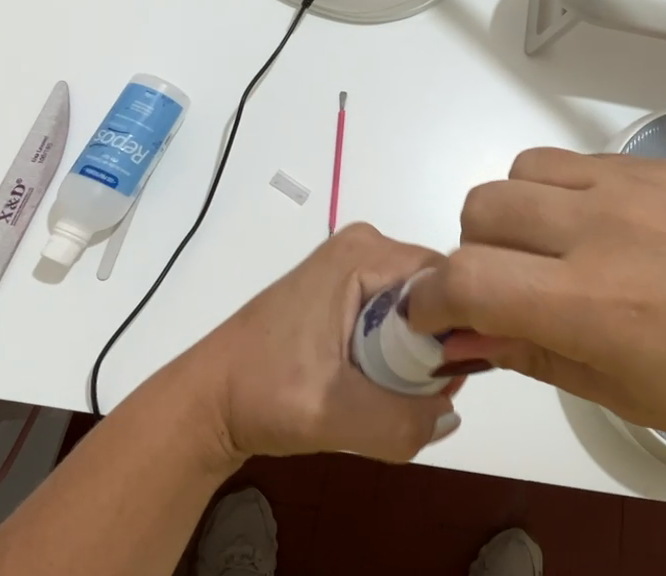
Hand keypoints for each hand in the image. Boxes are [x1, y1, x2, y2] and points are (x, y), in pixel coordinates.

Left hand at [166, 223, 462, 466]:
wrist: (207, 401)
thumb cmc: (264, 395)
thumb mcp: (334, 415)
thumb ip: (401, 420)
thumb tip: (451, 414)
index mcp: (363, 253)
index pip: (445, 280)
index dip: (458, 328)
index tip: (447, 379)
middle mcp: (364, 244)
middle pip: (434, 292)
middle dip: (436, 346)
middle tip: (421, 395)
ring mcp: (351, 264)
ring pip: (417, 306)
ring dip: (416, 353)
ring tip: (393, 393)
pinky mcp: (344, 286)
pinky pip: (395, 312)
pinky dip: (396, 350)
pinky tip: (376, 382)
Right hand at [405, 148, 665, 464]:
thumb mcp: (628, 395)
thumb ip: (535, 353)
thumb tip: (468, 331)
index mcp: (593, 301)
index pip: (463, 276)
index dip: (432, 300)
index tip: (440, 317)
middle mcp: (604, 225)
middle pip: (482, 205)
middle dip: (473, 251)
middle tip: (508, 287)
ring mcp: (638, 183)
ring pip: (525, 168)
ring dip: (516, 211)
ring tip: (556, 250)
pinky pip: (584, 161)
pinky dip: (568, 193)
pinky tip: (615, 232)